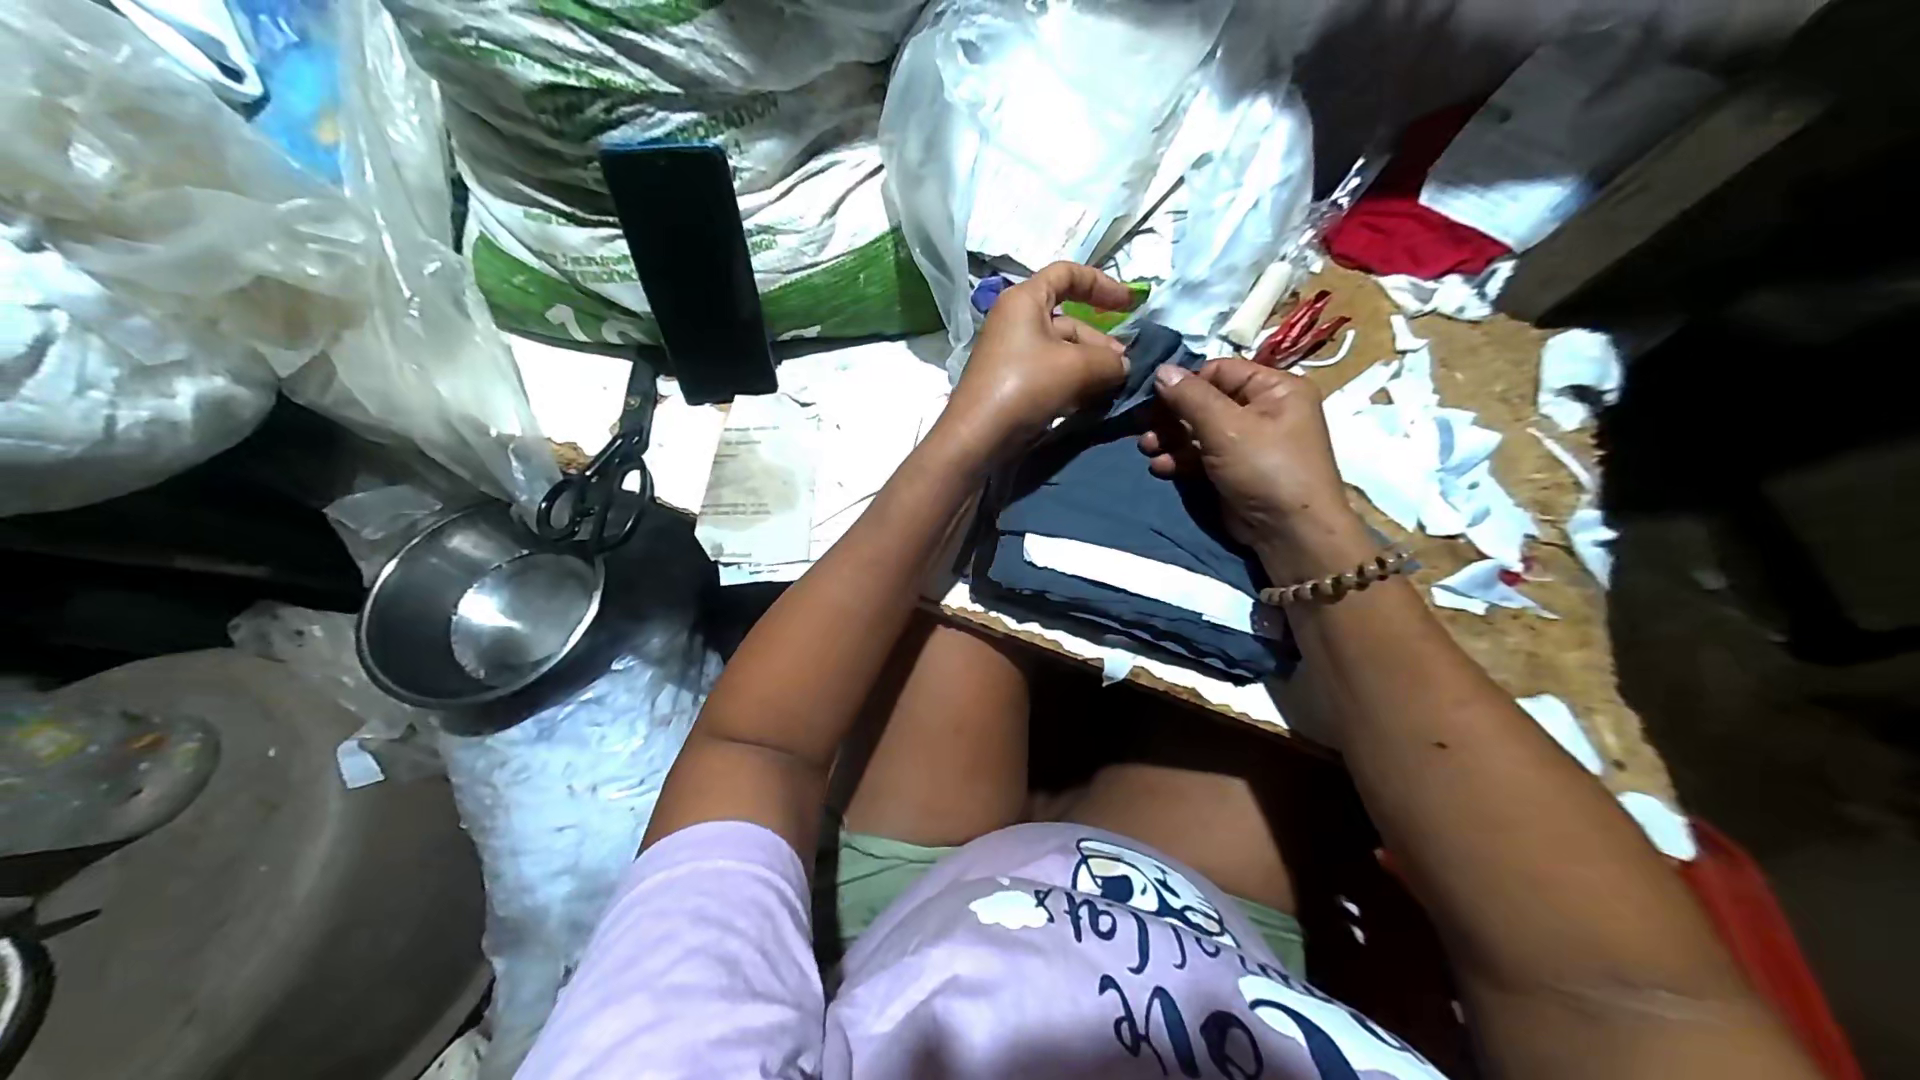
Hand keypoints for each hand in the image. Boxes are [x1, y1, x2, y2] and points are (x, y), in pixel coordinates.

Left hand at [938, 262, 1132, 459]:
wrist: (979, 436)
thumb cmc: (1026, 386)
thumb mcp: (1078, 367)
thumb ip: (1110, 360)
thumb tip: (1123, 366)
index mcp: (1024, 300)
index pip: (1067, 274)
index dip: (1101, 283)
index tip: (1129, 305)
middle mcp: (1016, 321)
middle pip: (1069, 320)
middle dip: (1101, 342)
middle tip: (1124, 368)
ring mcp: (1012, 354)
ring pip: (1062, 351)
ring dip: (1091, 366)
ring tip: (1113, 387)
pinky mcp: (1012, 383)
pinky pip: (1050, 373)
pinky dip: (1073, 382)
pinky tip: (1091, 401)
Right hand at [1139, 356, 1370, 578]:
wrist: (1288, 532)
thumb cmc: (1265, 468)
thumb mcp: (1226, 427)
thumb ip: (1190, 397)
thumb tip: (1161, 369)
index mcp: (1275, 388)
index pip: (1221, 370)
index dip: (1186, 381)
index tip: (1154, 395)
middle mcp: (1263, 410)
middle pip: (1205, 401)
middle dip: (1172, 415)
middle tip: (1144, 426)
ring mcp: (1246, 443)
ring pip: (1198, 431)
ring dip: (1170, 439)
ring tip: (1148, 448)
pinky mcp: (1231, 470)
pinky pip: (1199, 456)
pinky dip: (1179, 459)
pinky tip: (1161, 467)